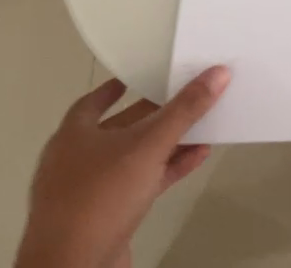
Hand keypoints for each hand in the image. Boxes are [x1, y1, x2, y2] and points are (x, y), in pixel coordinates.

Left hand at [15, 66, 230, 267]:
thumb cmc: (101, 198)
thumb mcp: (148, 146)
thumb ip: (185, 110)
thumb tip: (219, 72)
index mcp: (72, 138)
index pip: (92, 102)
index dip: (115, 88)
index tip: (140, 76)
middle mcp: (74, 162)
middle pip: (120, 128)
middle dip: (154, 114)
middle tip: (186, 96)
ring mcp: (88, 193)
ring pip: (133, 158)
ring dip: (166, 144)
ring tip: (202, 127)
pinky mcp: (104, 218)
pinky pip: (140, 183)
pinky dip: (166, 170)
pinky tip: (196, 158)